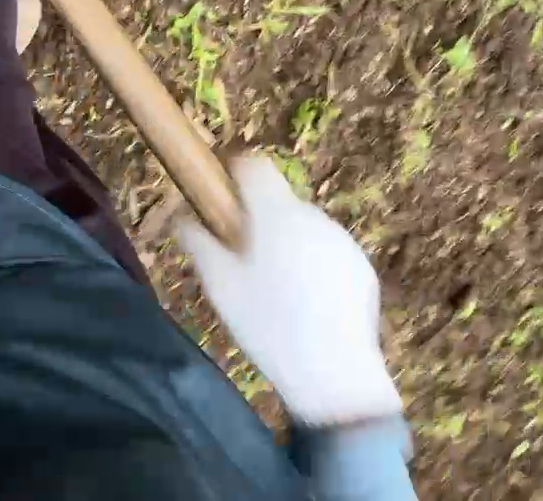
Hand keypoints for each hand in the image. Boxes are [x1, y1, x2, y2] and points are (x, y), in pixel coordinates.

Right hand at [177, 158, 400, 426]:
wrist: (336, 377)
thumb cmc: (267, 326)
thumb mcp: (219, 285)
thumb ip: (197, 241)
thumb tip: (180, 216)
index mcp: (276, 214)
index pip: (255, 165)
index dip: (235, 172)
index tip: (221, 196)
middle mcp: (312, 216)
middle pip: (278, 199)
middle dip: (259, 217)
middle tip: (243, 257)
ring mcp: (342, 240)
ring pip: (303, 225)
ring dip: (286, 240)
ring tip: (276, 287)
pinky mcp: (362, 265)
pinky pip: (327, 249)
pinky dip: (312, 262)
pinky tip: (306, 303)